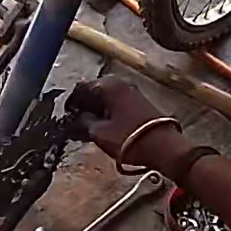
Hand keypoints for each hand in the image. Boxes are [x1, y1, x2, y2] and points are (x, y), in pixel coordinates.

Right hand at [68, 78, 189, 169]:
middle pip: (93, 91)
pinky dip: (107, 112)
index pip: (79, 88)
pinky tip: (104, 127)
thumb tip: (75, 118)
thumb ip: (82, 122)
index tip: (65, 118)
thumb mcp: (99, 133)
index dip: (70, 103)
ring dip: (95, 110)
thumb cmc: (129, 139)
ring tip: (89, 129)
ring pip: (104, 98)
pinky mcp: (138, 102)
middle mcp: (119, 83)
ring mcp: (131, 92)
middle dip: (83, 106)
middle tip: (75, 124)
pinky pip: (115, 103)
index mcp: (107, 86)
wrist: (164, 147)